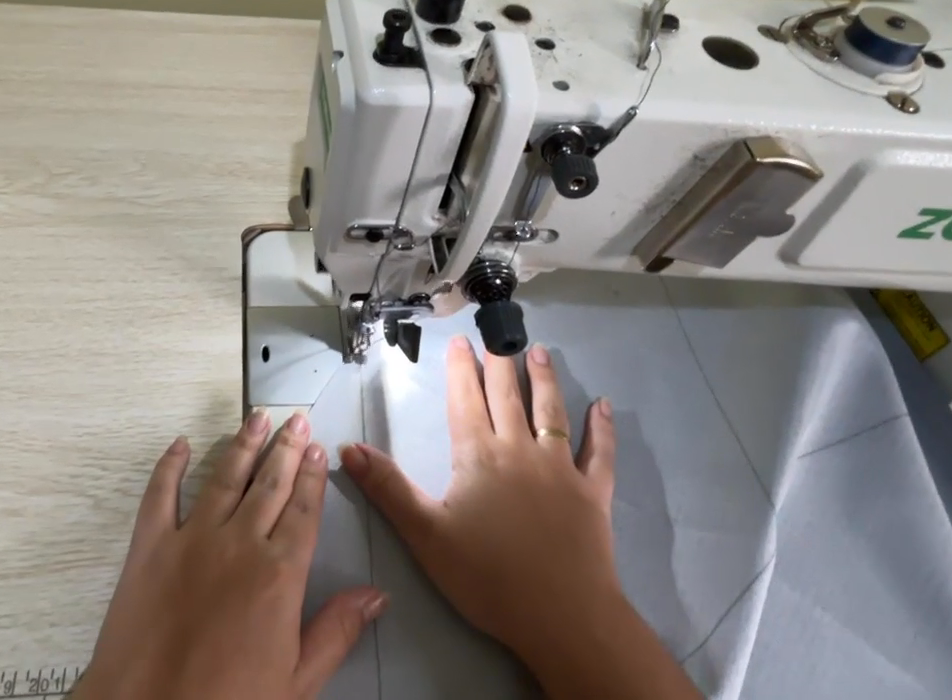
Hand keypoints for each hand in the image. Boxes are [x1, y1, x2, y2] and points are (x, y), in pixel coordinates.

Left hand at [77, 410, 386, 699]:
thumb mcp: (296, 680)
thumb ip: (337, 630)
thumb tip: (377, 596)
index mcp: (280, 572)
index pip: (303, 509)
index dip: (311, 475)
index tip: (317, 448)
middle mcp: (239, 542)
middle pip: (269, 483)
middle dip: (285, 448)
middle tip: (296, 419)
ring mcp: (192, 539)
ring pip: (225, 477)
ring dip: (243, 444)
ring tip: (257, 416)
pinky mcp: (149, 546)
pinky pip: (160, 494)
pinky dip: (170, 466)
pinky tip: (181, 444)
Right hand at [340, 337, 699, 699]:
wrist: (563, 616)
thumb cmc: (488, 576)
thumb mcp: (426, 535)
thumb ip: (388, 488)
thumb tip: (348, 448)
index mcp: (479, 456)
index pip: (466, 400)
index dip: (461, 368)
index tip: (459, 340)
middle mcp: (520, 450)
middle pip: (507, 396)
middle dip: (499, 362)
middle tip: (496, 334)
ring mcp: (561, 468)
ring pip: (551, 412)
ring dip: (544, 379)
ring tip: (538, 351)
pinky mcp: (593, 492)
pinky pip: (600, 452)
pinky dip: (602, 427)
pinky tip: (603, 405)